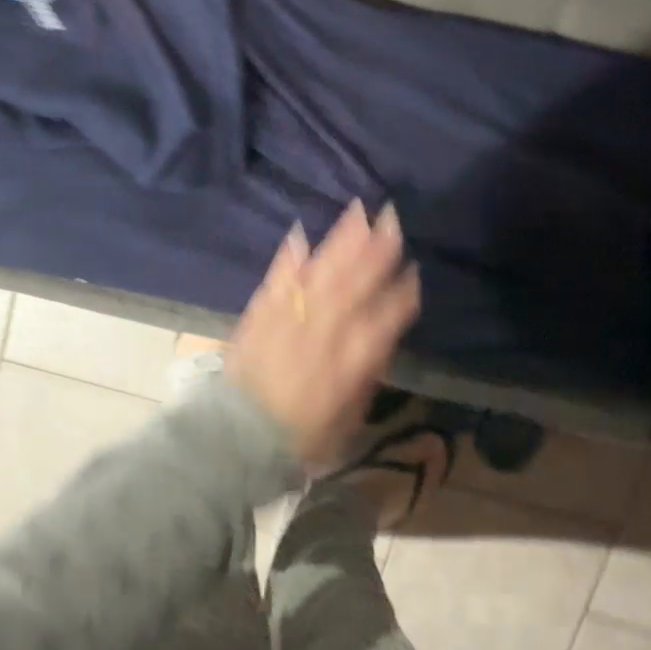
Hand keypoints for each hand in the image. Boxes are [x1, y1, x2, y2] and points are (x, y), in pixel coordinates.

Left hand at [227, 201, 421, 468]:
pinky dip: (290, 258)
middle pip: (353, 286)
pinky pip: (278, 281)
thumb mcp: (346, 419)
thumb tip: (382, 345)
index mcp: (349, 363)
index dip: (400, 295)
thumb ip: (366, 379)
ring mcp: (289, 321)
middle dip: (375, 252)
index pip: (383, 321)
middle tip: (392, 219)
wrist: (238, 437)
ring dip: (340, 243)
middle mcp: (323, 334)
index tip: (413, 270)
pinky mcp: (260, 315)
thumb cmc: (299, 436)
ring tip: (357, 212)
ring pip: (320, 275)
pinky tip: (301, 234)